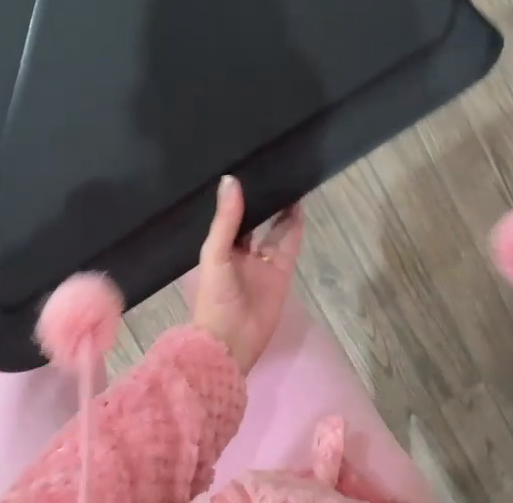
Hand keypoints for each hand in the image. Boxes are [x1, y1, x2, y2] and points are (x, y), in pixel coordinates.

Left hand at [190, 176, 303, 372]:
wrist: (231, 343)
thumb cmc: (214, 296)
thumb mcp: (215, 253)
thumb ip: (225, 219)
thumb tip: (231, 179)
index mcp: (218, 248)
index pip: (228, 216)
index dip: (236, 197)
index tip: (244, 169)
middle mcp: (239, 252)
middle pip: (252, 221)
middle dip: (259, 201)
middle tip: (269, 170)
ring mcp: (261, 263)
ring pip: (273, 230)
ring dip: (279, 210)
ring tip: (286, 181)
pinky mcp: (280, 272)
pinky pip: (289, 244)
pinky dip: (294, 226)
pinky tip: (297, 205)